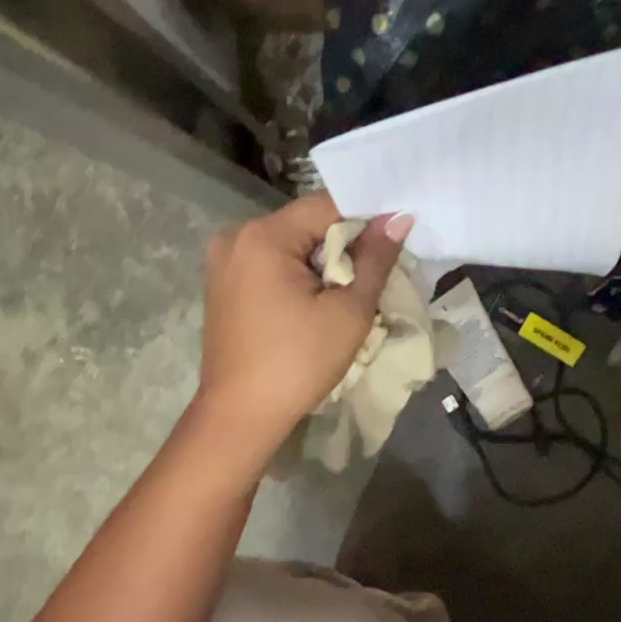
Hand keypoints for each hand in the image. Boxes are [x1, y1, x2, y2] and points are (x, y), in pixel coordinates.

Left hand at [195, 193, 412, 459]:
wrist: (241, 415)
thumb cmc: (298, 364)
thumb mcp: (347, 313)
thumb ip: (375, 261)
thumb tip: (399, 218)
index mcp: (263, 236)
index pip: (326, 206)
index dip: (365, 221)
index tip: (391, 244)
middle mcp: (235, 237)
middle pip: (304, 225)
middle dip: (340, 247)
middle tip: (369, 281)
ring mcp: (223, 262)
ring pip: (287, 247)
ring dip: (318, 265)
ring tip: (340, 299)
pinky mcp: (221, 287)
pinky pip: (268, 267)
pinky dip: (294, 278)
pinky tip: (309, 309)